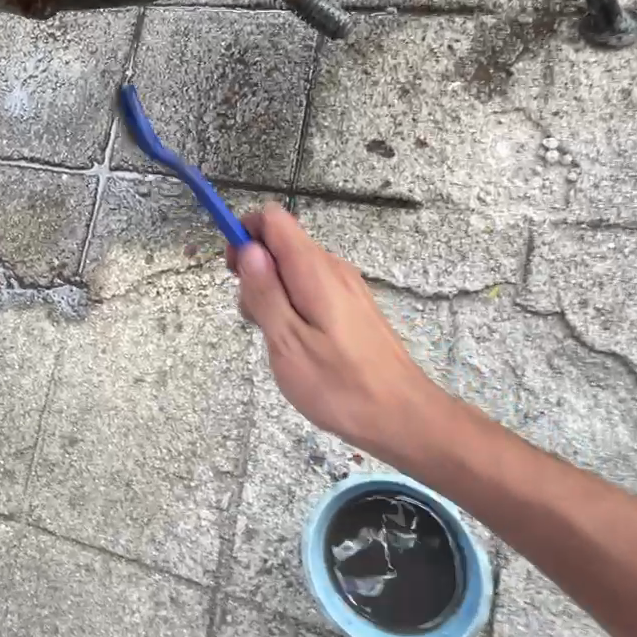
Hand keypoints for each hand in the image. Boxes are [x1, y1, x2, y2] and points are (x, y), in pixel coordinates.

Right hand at [227, 203, 450, 457]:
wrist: (403, 418)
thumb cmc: (339, 384)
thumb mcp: (287, 341)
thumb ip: (265, 291)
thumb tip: (247, 249)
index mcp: (313, 269)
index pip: (272, 219)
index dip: (244, 235)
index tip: (233, 273)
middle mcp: (331, 267)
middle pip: (280, 243)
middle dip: (254, 270)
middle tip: (254, 317)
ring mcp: (345, 286)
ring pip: (293, 268)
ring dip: (271, 291)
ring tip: (275, 338)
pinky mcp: (352, 306)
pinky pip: (310, 287)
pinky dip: (292, 304)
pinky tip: (296, 342)